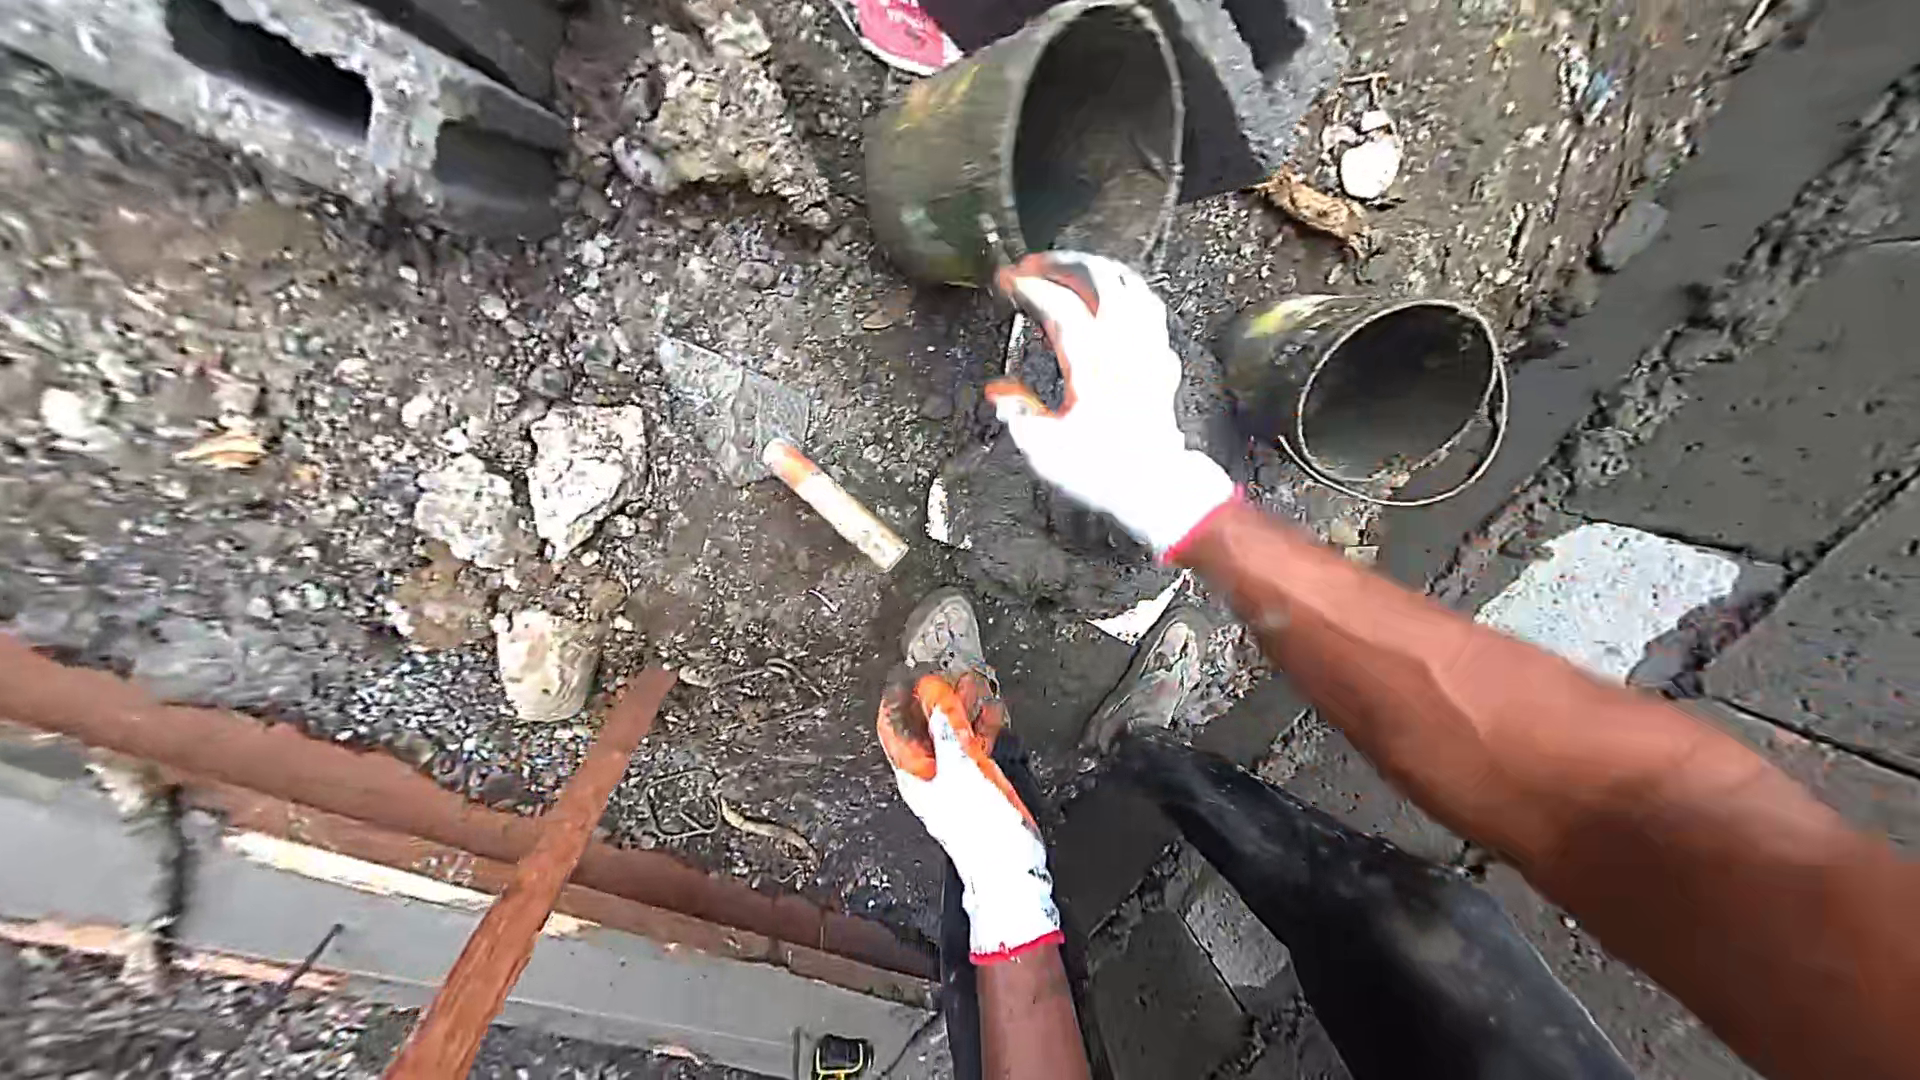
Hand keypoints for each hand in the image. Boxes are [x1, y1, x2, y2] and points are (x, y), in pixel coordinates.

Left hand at [877, 669, 1061, 962]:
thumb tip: (934, 694)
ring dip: (961, 706)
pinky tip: (993, 710)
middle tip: (947, 671)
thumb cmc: (981, 830)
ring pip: (951, 729)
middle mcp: (930, 771)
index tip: (908, 671)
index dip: (898, 697)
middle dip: (936, 695)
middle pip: (925, 723)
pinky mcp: (977, 778)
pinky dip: (982, 724)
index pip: (894, 726)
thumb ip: (947, 727)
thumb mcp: (961, 768)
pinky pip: (974, 742)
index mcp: (914, 771)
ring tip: (974, 682)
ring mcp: (954, 774)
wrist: (1010, 868)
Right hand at [985, 252, 1236, 554]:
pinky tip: (1117, 295)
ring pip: (1130, 286)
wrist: (1152, 486)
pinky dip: (1128, 291)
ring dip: (1098, 269)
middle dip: (1063, 262)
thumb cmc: (1101, 470)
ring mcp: (1147, 350)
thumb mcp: (1045, 448)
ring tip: (1073, 266)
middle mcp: (1123, 347)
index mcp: (1091, 364)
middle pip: (1099, 279)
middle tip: (1036, 263)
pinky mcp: (1160, 361)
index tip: (1007, 279)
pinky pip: (1150, 308)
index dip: (1029, 286)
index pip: (1058, 305)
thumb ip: (1018, 412)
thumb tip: (998, 391)